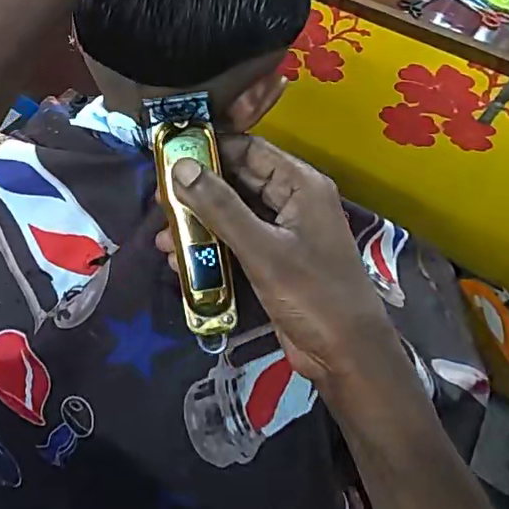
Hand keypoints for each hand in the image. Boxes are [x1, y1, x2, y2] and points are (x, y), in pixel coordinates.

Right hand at [157, 136, 395, 385]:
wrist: (348, 359)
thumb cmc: (313, 295)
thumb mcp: (262, 249)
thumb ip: (220, 206)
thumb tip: (180, 166)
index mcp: (300, 184)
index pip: (249, 149)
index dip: (210, 148)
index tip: (170, 156)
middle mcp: (291, 200)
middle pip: (235, 180)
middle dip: (196, 191)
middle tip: (159, 201)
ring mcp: (282, 230)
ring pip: (231, 211)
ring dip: (198, 223)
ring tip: (164, 238)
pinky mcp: (272, 257)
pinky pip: (234, 239)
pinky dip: (210, 245)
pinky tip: (182, 261)